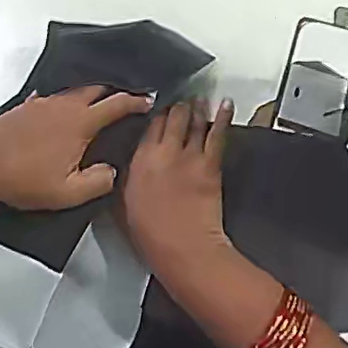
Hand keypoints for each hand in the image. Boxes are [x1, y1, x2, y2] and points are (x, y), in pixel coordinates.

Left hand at [0, 86, 150, 210]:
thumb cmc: (24, 178)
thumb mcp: (69, 192)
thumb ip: (97, 182)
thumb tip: (110, 173)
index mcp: (81, 122)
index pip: (116, 105)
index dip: (135, 102)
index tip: (147, 100)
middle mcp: (64, 106)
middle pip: (96, 89)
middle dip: (113, 92)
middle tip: (124, 99)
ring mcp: (43, 104)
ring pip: (73, 92)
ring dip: (88, 95)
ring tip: (95, 106)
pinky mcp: (25, 108)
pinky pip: (51, 99)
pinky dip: (61, 102)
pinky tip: (58, 113)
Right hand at [118, 99, 234, 267]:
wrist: (183, 249)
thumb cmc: (152, 235)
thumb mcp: (123, 206)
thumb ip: (123, 181)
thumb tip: (122, 171)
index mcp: (140, 161)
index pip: (148, 127)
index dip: (154, 115)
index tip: (157, 108)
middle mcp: (163, 152)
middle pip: (171, 118)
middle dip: (176, 106)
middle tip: (179, 100)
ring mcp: (189, 156)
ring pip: (193, 121)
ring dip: (196, 107)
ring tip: (197, 98)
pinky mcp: (210, 164)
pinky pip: (217, 134)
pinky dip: (222, 116)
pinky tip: (224, 104)